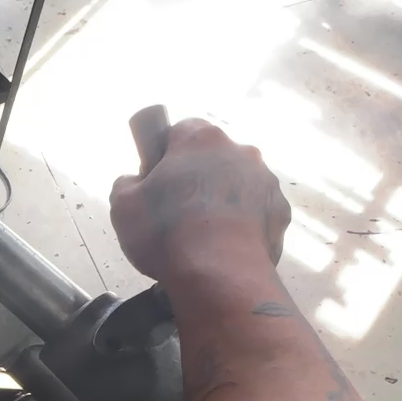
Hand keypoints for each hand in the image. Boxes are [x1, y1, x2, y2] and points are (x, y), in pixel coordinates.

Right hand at [108, 118, 289, 287]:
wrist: (217, 271)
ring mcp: (265, 181)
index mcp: (200, 141)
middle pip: (211, 159)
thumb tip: (134, 180)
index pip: (181, 129)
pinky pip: (252, 212)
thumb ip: (126, 184)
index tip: (153, 179)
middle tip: (170, 212)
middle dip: (193, 179)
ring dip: (216, 202)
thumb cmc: (164, 231)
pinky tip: (217, 249)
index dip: (164, 153)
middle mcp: (240, 151)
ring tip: (195, 237)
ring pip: (234, 185)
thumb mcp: (122, 206)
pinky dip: (237, 225)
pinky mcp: (279, 211)